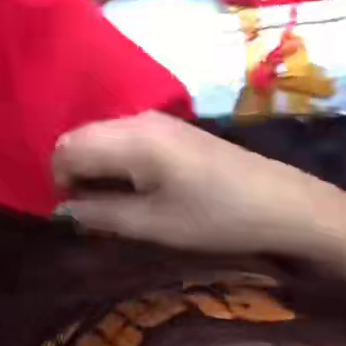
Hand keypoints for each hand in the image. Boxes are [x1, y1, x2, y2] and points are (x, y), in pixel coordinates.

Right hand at [51, 112, 345, 259]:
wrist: (287, 204)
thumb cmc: (218, 218)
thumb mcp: (155, 225)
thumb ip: (101, 214)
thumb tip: (64, 209)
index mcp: (131, 139)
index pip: (68, 147)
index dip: (58, 178)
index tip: (72, 210)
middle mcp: (136, 119)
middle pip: (79, 135)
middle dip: (71, 168)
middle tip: (86, 207)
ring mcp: (154, 119)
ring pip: (98, 133)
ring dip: (91, 163)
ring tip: (106, 199)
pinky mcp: (168, 127)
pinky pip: (119, 135)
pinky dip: (110, 157)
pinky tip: (130, 184)